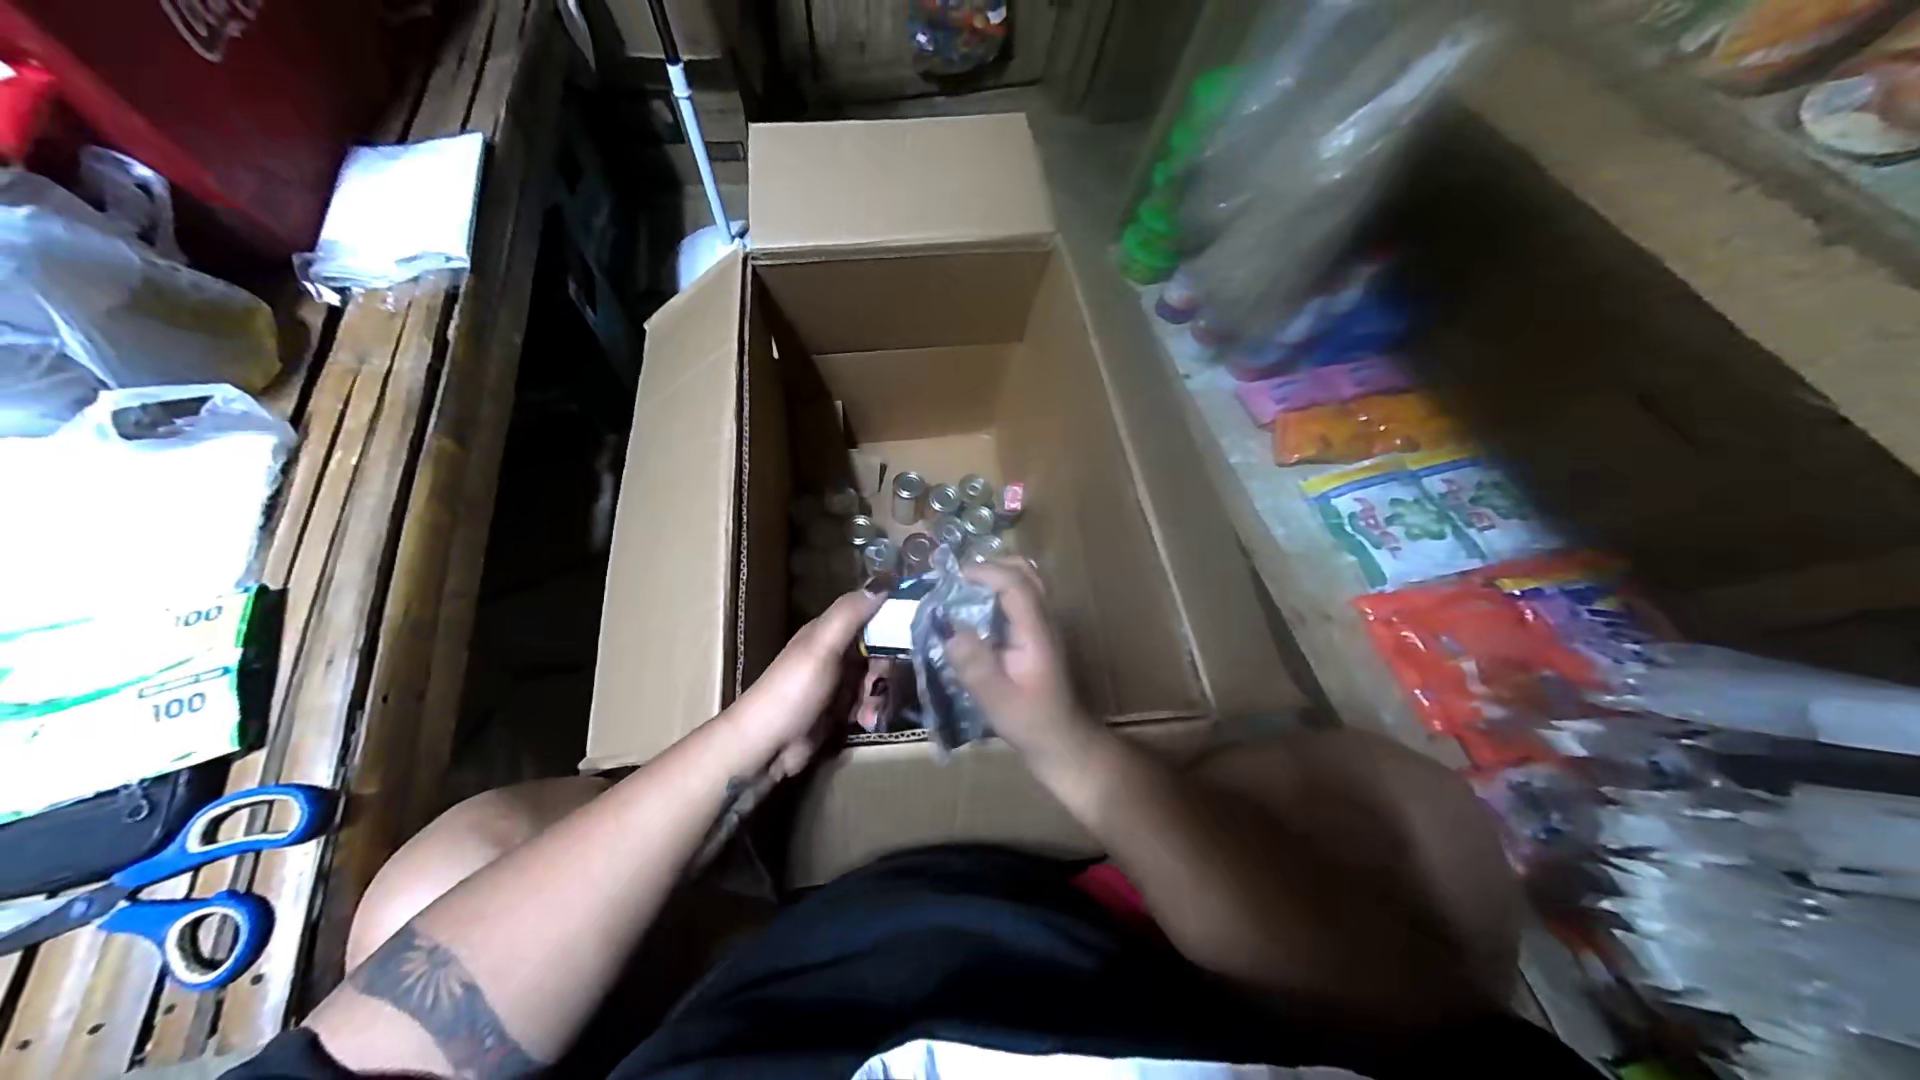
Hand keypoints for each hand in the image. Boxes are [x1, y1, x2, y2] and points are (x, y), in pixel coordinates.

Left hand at [729, 582, 887, 778]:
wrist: (766, 747)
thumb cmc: (793, 691)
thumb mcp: (822, 647)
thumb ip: (851, 614)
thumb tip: (883, 581)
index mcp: (830, 631)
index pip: (873, 616)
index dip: (892, 625)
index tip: (909, 640)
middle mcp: (837, 652)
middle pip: (881, 652)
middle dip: (887, 671)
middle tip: (878, 686)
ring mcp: (839, 682)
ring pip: (879, 680)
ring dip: (880, 697)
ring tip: (868, 713)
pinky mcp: (841, 710)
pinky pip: (870, 703)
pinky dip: (872, 713)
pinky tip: (865, 723)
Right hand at [944, 559, 1105, 775]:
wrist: (1063, 742)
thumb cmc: (1031, 723)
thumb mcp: (997, 700)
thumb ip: (974, 665)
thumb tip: (949, 631)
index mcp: (1036, 631)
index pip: (1015, 585)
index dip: (985, 573)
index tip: (953, 578)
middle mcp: (1043, 620)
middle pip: (1024, 573)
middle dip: (990, 567)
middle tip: (956, 579)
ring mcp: (1042, 626)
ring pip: (1023, 583)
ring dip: (993, 578)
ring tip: (960, 591)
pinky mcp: (1035, 635)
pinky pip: (1017, 600)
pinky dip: (995, 593)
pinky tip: (972, 612)